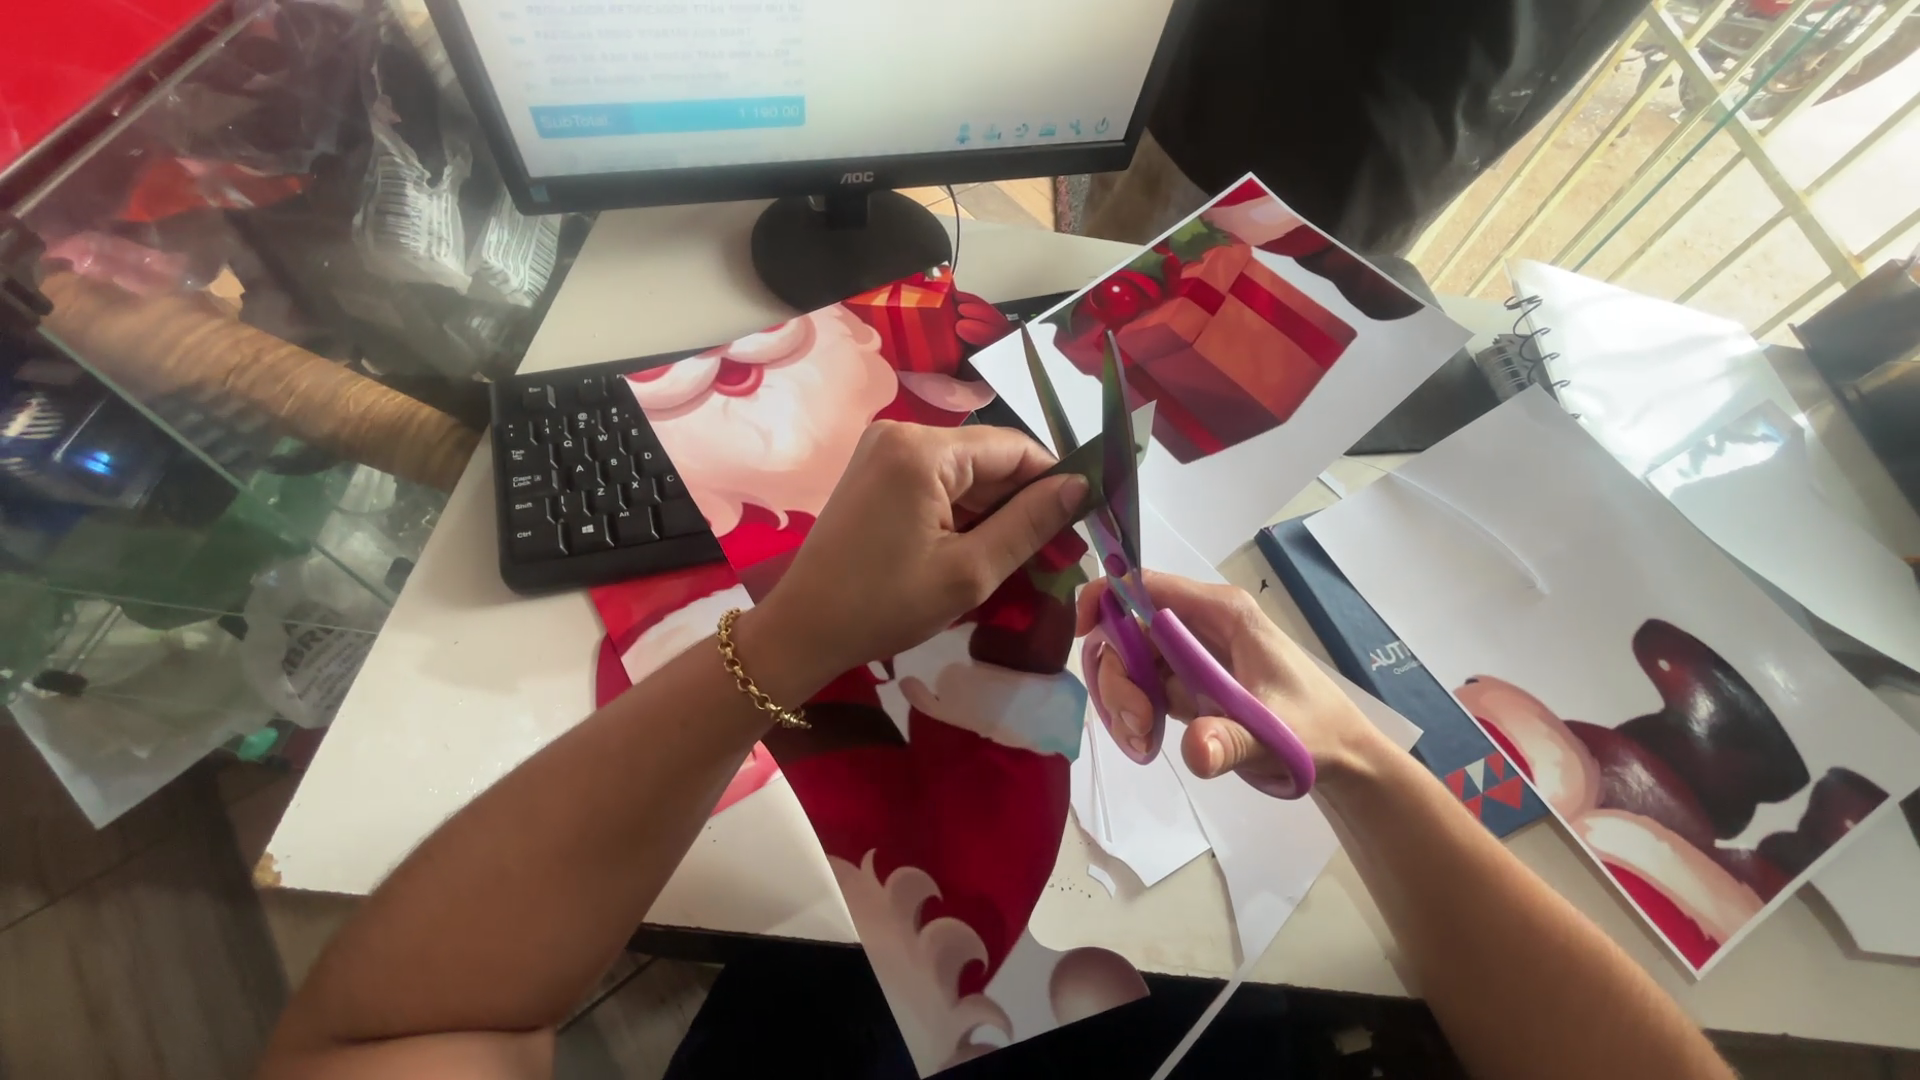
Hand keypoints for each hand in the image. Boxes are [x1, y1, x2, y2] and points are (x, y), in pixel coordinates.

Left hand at [741, 422, 1087, 698]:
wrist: (804, 628)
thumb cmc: (885, 605)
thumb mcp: (970, 571)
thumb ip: (1029, 524)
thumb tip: (1080, 486)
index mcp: (923, 450)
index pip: (1014, 448)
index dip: (1053, 481)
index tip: (1080, 522)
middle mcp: (901, 433)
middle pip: (988, 458)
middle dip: (1022, 501)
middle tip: (1053, 552)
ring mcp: (883, 451)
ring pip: (964, 473)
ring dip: (993, 510)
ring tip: (1017, 556)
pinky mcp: (875, 472)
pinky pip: (936, 482)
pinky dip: (962, 512)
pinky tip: (976, 547)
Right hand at [1076, 570, 1381, 789]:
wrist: (1339, 756)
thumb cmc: (1313, 732)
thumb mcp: (1275, 736)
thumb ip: (1233, 740)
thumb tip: (1194, 749)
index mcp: (1220, 612)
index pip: (1146, 584)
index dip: (1105, 598)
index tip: (1082, 634)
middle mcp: (1197, 624)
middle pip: (1127, 631)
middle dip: (1118, 678)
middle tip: (1136, 727)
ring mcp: (1187, 652)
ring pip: (1126, 660)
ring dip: (1121, 701)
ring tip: (1144, 743)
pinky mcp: (1183, 680)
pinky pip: (1138, 685)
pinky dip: (1130, 713)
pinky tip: (1147, 743)